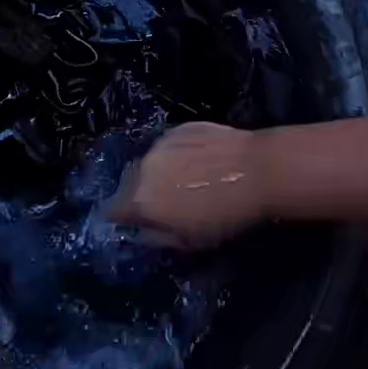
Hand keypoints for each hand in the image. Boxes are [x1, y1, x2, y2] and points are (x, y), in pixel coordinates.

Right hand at [108, 122, 265, 248]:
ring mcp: (160, 142)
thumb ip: (156, 238)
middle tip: (167, 203)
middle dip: (141, 193)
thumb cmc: (224, 214)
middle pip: (130, 182)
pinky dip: (176, 155)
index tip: (135, 221)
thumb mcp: (189, 241)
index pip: (112, 209)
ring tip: (186, 180)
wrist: (255, 170)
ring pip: (149, 162)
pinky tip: (199, 161)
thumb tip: (140, 232)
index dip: (121, 217)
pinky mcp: (178, 126)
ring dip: (159, 172)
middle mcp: (143, 167)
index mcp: (141, 200)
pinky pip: (168, 145)